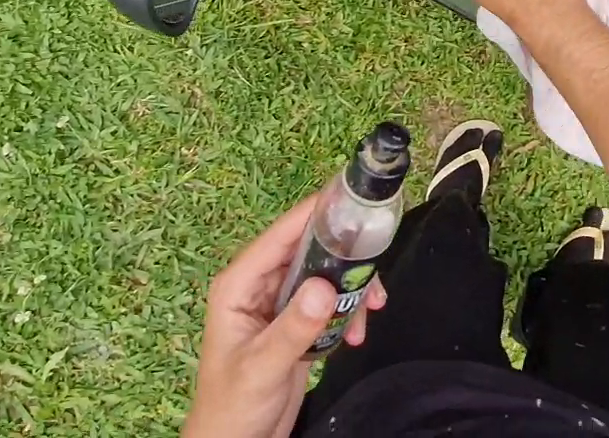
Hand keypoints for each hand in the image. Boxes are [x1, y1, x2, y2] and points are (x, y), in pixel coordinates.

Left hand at [183, 198, 386, 437]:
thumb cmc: (233, 409)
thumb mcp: (262, 368)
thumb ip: (293, 328)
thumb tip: (326, 285)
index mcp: (241, 283)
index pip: (282, 234)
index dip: (316, 212)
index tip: (353, 200)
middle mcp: (261, 284)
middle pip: (310, 248)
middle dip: (345, 258)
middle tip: (375, 267)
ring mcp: (281, 301)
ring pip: (326, 272)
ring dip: (352, 288)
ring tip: (372, 308)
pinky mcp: (297, 320)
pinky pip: (330, 298)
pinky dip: (349, 309)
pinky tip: (358, 332)